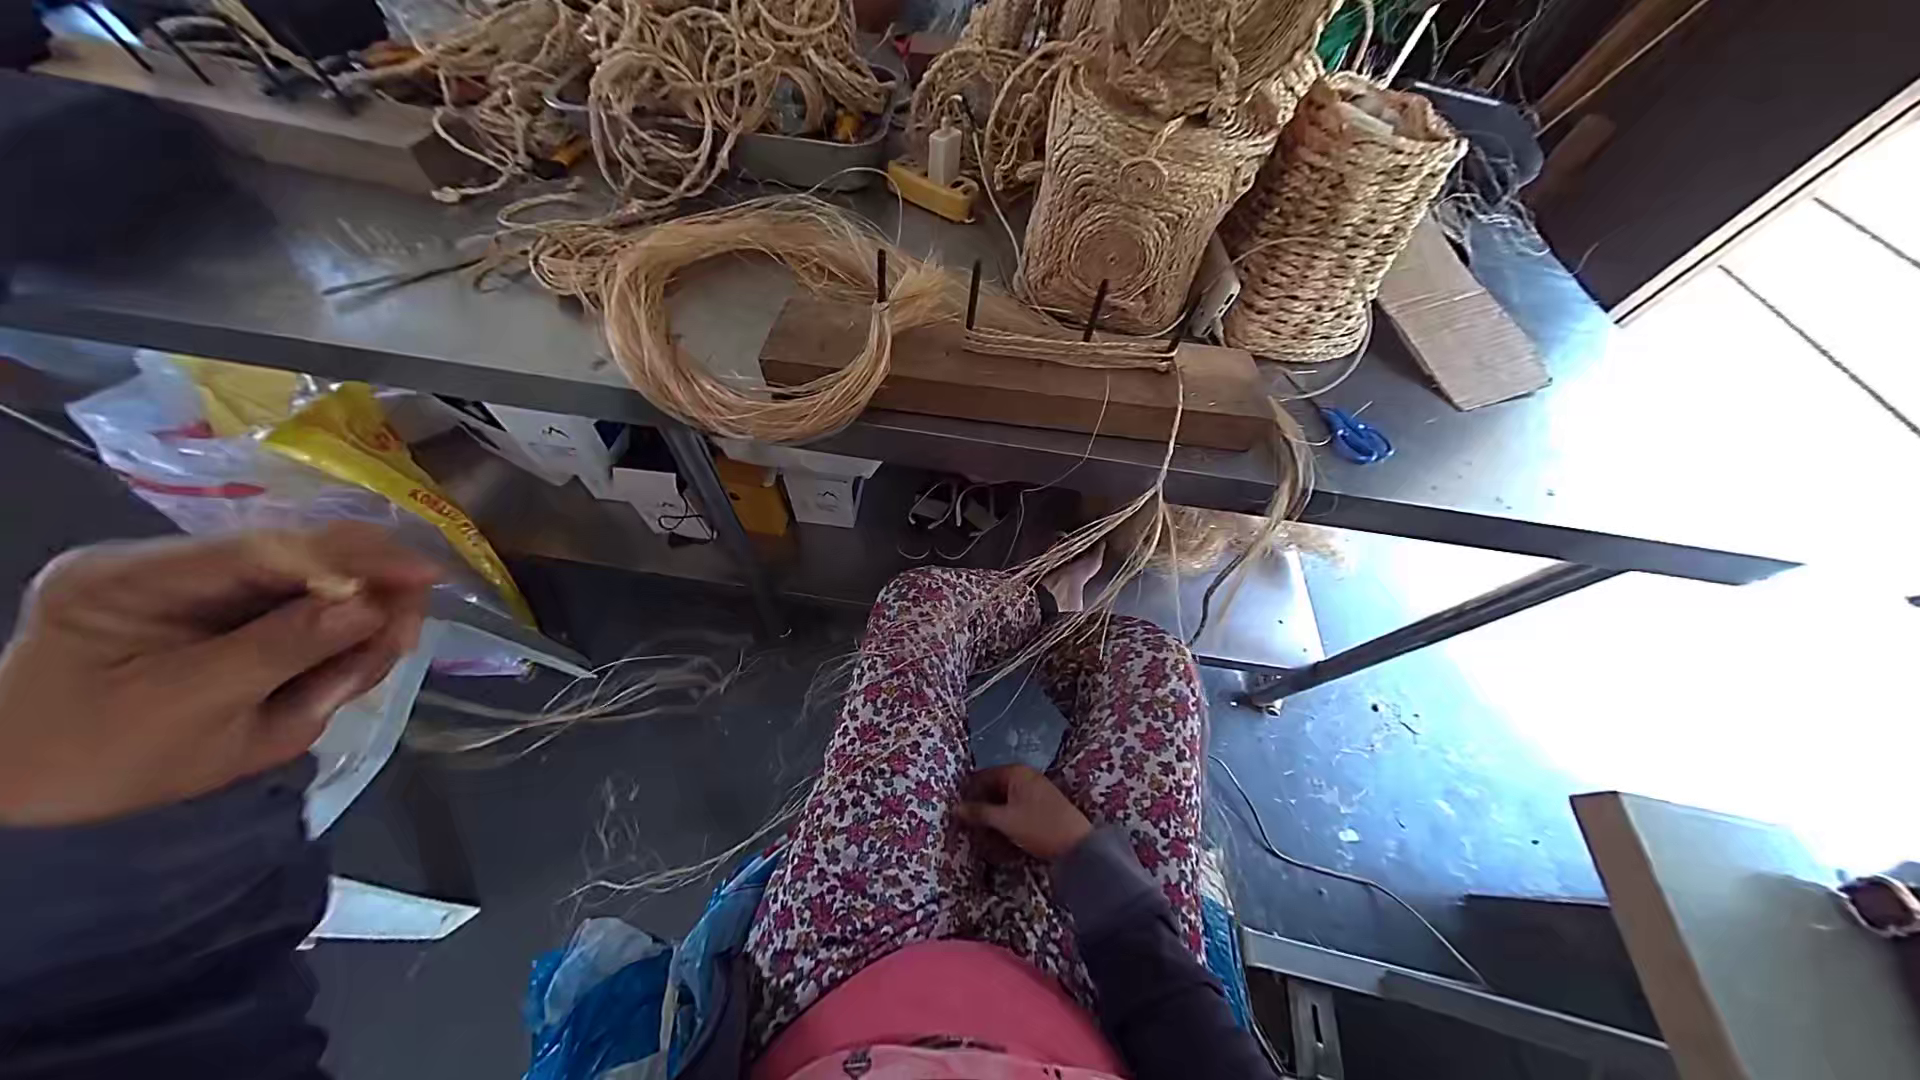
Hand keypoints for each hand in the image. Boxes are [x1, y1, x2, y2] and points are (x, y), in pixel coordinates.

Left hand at [0, 525, 440, 826]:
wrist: (36, 795)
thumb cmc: (96, 761)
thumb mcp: (192, 711)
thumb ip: (283, 651)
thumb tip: (372, 607)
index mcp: (132, 580)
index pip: (266, 549)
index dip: (357, 557)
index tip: (429, 575)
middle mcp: (176, 565)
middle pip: (311, 560)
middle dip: (370, 601)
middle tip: (400, 646)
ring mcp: (211, 585)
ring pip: (328, 586)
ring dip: (360, 632)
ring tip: (341, 687)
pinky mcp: (241, 608)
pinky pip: (320, 611)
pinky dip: (344, 644)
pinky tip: (333, 677)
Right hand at [956, 764, 1093, 860]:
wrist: (1078, 845)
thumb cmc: (1039, 827)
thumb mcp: (1006, 821)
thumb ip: (980, 813)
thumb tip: (955, 808)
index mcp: (1015, 772)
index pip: (983, 776)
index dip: (968, 792)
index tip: (956, 810)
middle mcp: (1025, 776)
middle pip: (993, 787)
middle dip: (980, 805)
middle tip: (966, 824)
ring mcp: (1034, 790)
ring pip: (1004, 799)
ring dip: (992, 814)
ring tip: (980, 832)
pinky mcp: (1041, 805)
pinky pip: (1015, 807)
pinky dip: (1005, 818)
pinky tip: (999, 833)